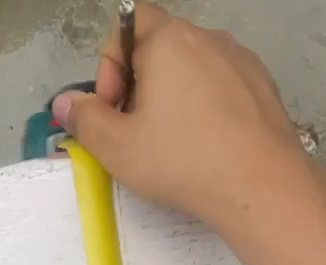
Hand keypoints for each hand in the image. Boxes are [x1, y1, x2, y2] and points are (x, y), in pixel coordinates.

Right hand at [51, 5, 318, 225]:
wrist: (258, 183)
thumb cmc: (179, 160)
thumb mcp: (115, 147)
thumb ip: (84, 120)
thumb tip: (64, 101)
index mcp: (168, 41)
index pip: (128, 22)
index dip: (110, 63)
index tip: (112, 108)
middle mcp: (206, 37)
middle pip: (158, 47)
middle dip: (137, 85)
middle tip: (133, 133)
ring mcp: (239, 58)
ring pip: (189, 68)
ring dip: (169, 97)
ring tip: (169, 144)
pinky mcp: (261, 84)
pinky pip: (218, 85)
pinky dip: (202, 107)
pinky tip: (202, 146)